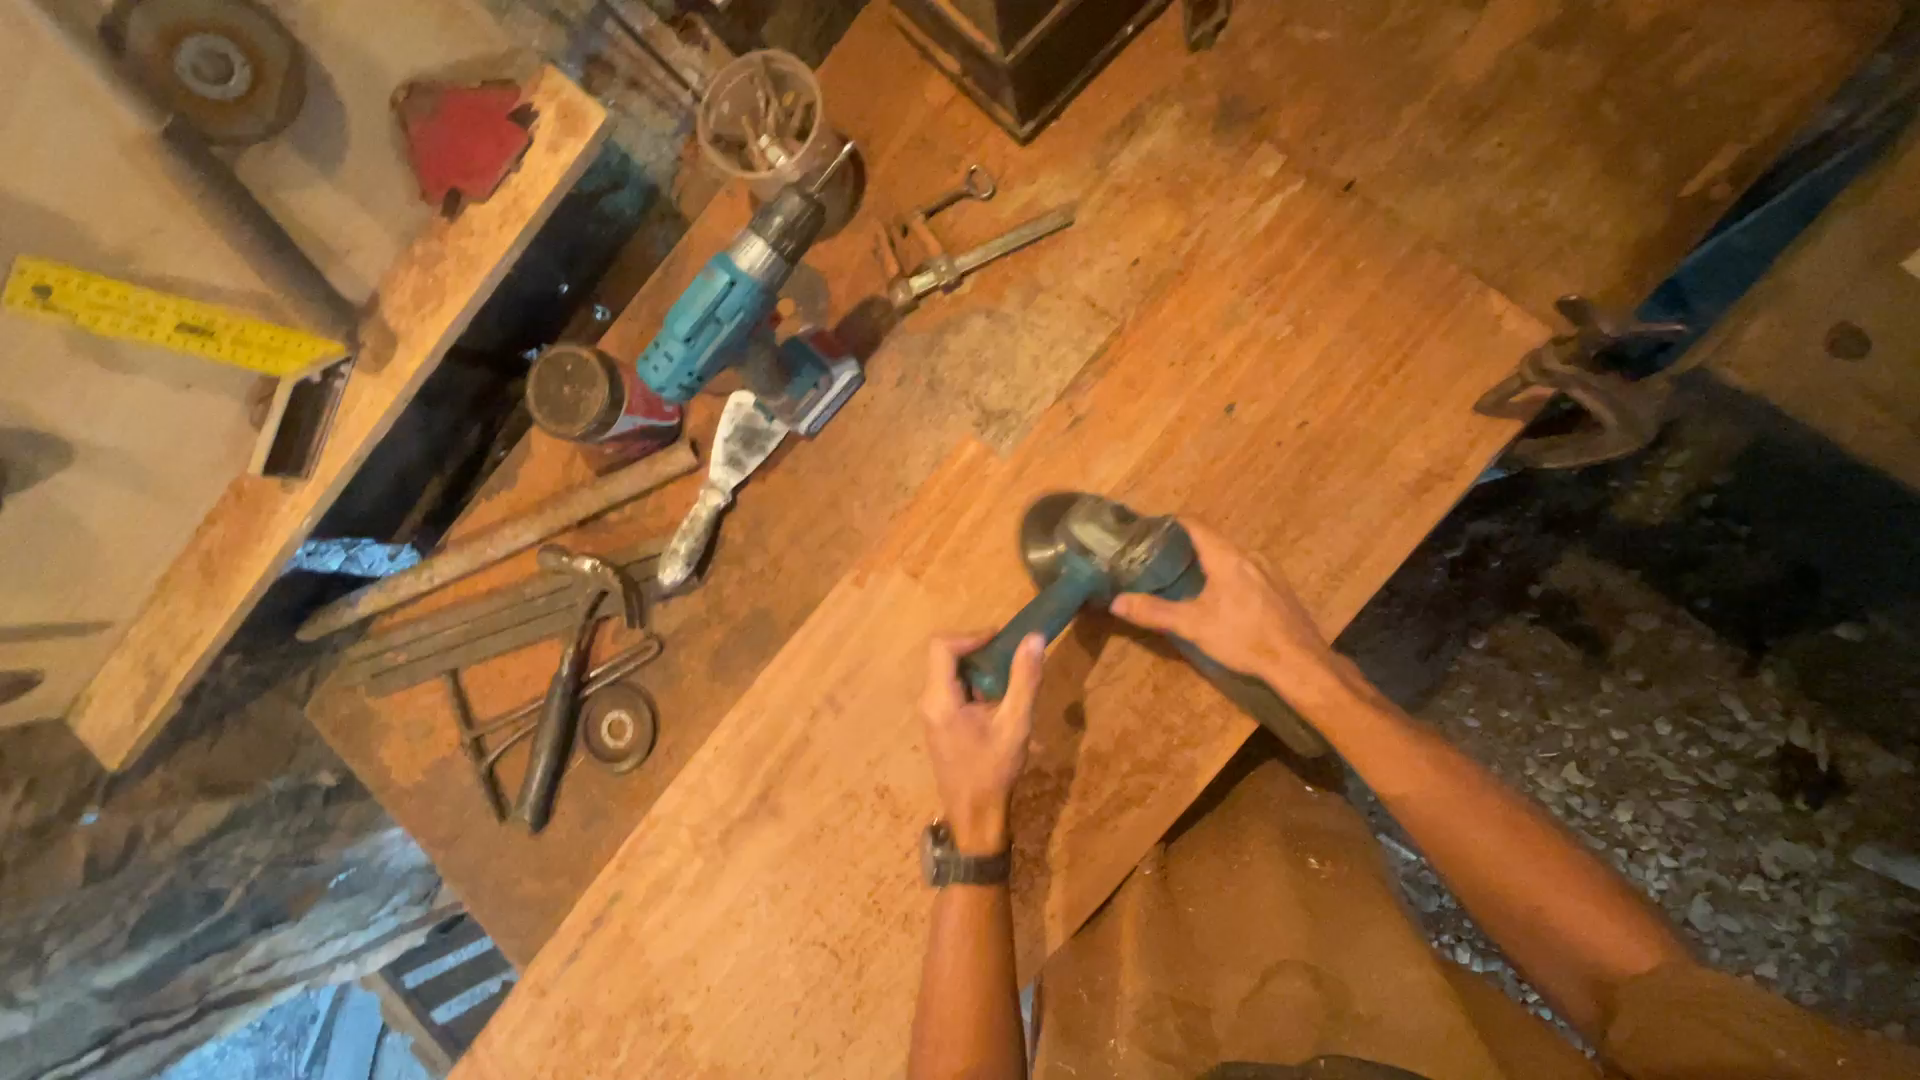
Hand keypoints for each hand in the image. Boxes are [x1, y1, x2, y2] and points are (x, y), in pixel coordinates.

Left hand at [920, 632, 1044, 853]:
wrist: (975, 815)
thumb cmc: (994, 770)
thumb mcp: (1016, 723)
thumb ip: (1025, 679)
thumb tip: (1034, 638)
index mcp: (940, 699)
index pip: (942, 646)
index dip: (971, 636)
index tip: (1001, 639)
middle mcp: (929, 701)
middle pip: (945, 657)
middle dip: (979, 651)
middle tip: (1010, 657)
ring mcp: (932, 713)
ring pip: (950, 673)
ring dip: (979, 670)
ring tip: (1009, 680)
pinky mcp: (939, 723)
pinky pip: (953, 690)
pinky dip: (975, 686)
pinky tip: (998, 703)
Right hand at [1110, 520, 1330, 685]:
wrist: (1299, 662)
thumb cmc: (1243, 638)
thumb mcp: (1192, 626)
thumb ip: (1153, 612)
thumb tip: (1116, 602)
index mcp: (1226, 557)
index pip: (1195, 524)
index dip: (1171, 523)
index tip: (1149, 531)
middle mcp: (1249, 555)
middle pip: (1212, 539)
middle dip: (1185, 545)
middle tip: (1159, 557)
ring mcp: (1268, 571)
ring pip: (1230, 556)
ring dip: (1207, 561)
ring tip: (1184, 576)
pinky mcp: (1278, 588)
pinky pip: (1245, 570)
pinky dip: (1226, 574)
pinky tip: (1219, 596)